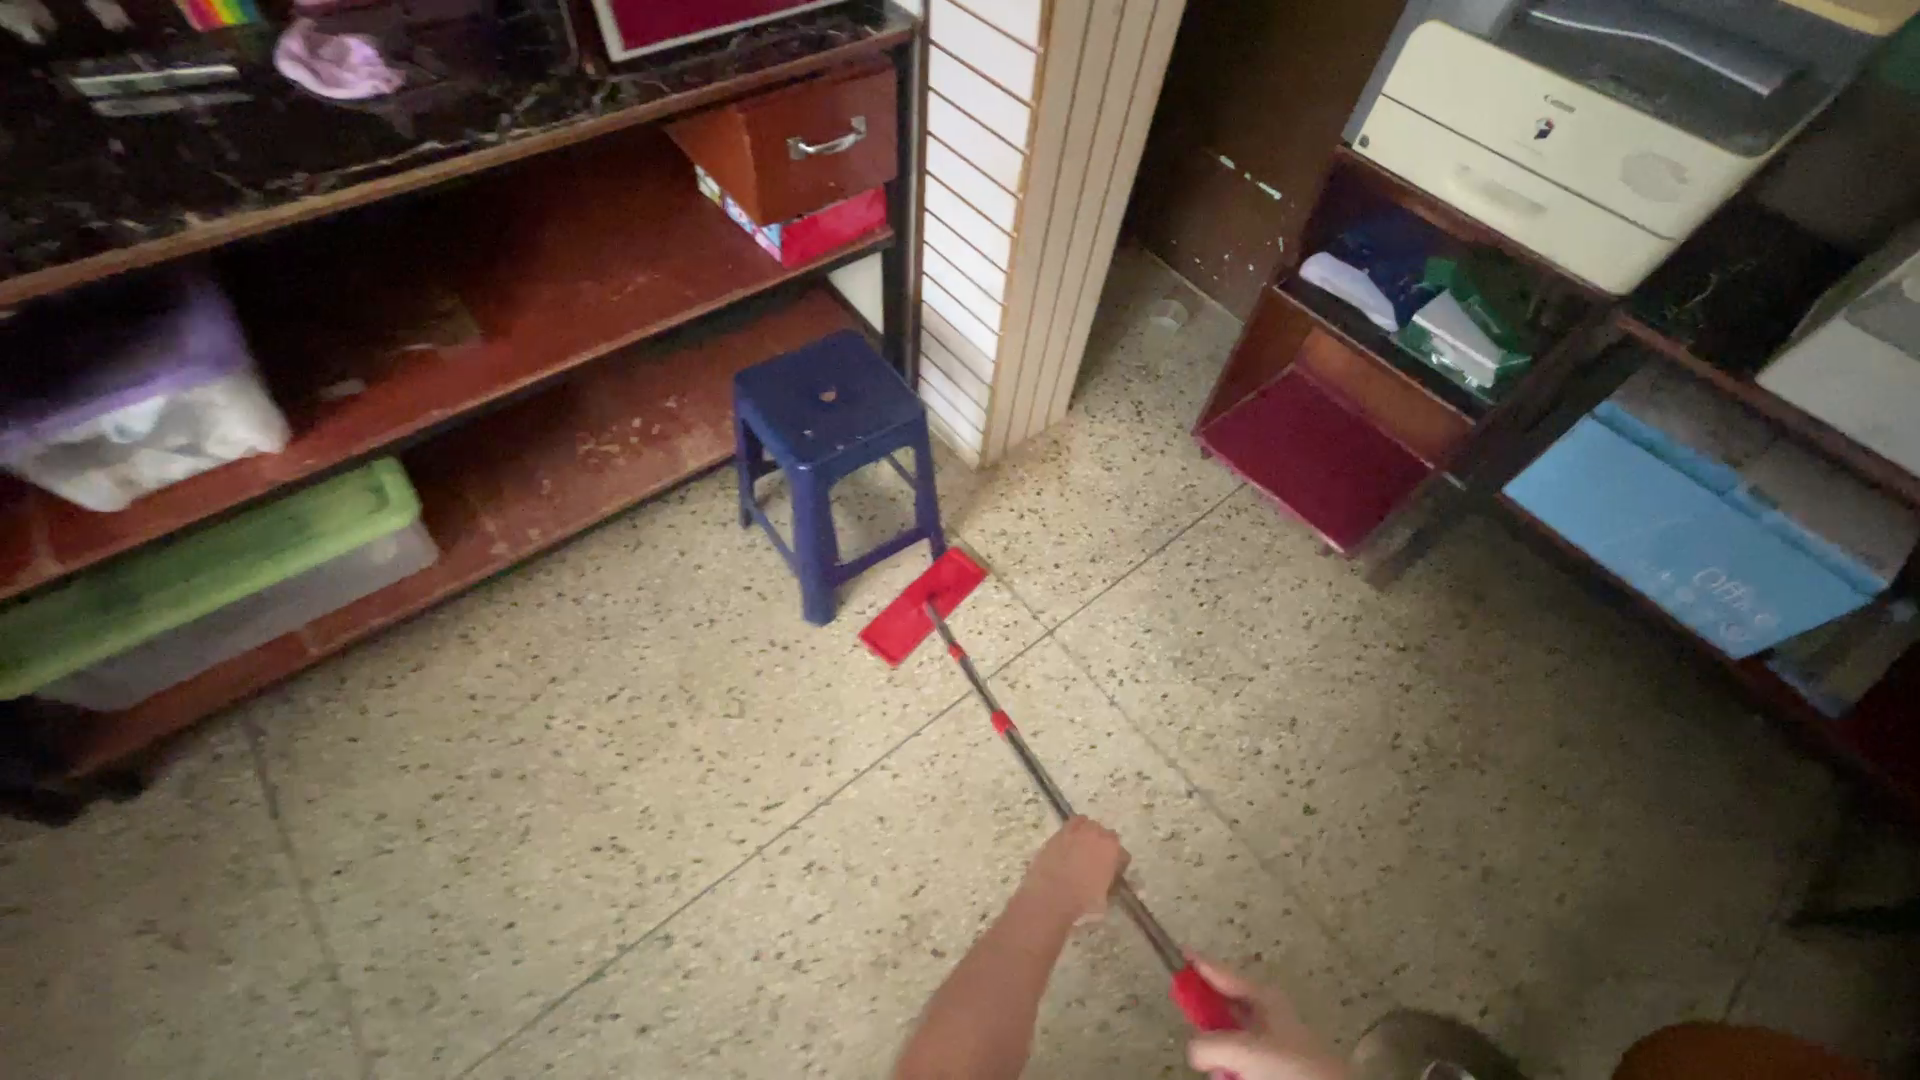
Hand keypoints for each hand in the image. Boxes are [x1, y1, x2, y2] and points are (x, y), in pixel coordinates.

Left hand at [1017, 816, 1128, 924]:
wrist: (1052, 894)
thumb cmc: (1083, 900)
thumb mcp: (1106, 896)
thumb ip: (1110, 880)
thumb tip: (1107, 877)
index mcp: (1113, 850)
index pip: (1123, 854)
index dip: (1118, 864)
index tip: (1113, 872)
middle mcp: (1098, 835)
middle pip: (1107, 835)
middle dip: (1105, 846)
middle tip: (1098, 859)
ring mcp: (1079, 830)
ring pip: (1090, 825)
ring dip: (1090, 834)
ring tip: (1084, 847)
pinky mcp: (1062, 831)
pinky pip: (1073, 823)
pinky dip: (1075, 829)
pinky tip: (1072, 839)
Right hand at [1186, 959, 1348, 1079]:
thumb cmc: (1293, 1065)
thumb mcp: (1245, 1050)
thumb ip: (1209, 1043)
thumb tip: (1194, 1049)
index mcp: (1260, 996)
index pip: (1218, 971)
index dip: (1196, 962)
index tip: (1177, 951)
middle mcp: (1263, 1013)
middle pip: (1219, 1010)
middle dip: (1207, 1028)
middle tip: (1203, 1045)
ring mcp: (1268, 1040)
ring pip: (1227, 1041)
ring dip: (1221, 1059)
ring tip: (1228, 1075)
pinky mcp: (1271, 1065)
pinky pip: (1239, 1063)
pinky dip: (1233, 1073)